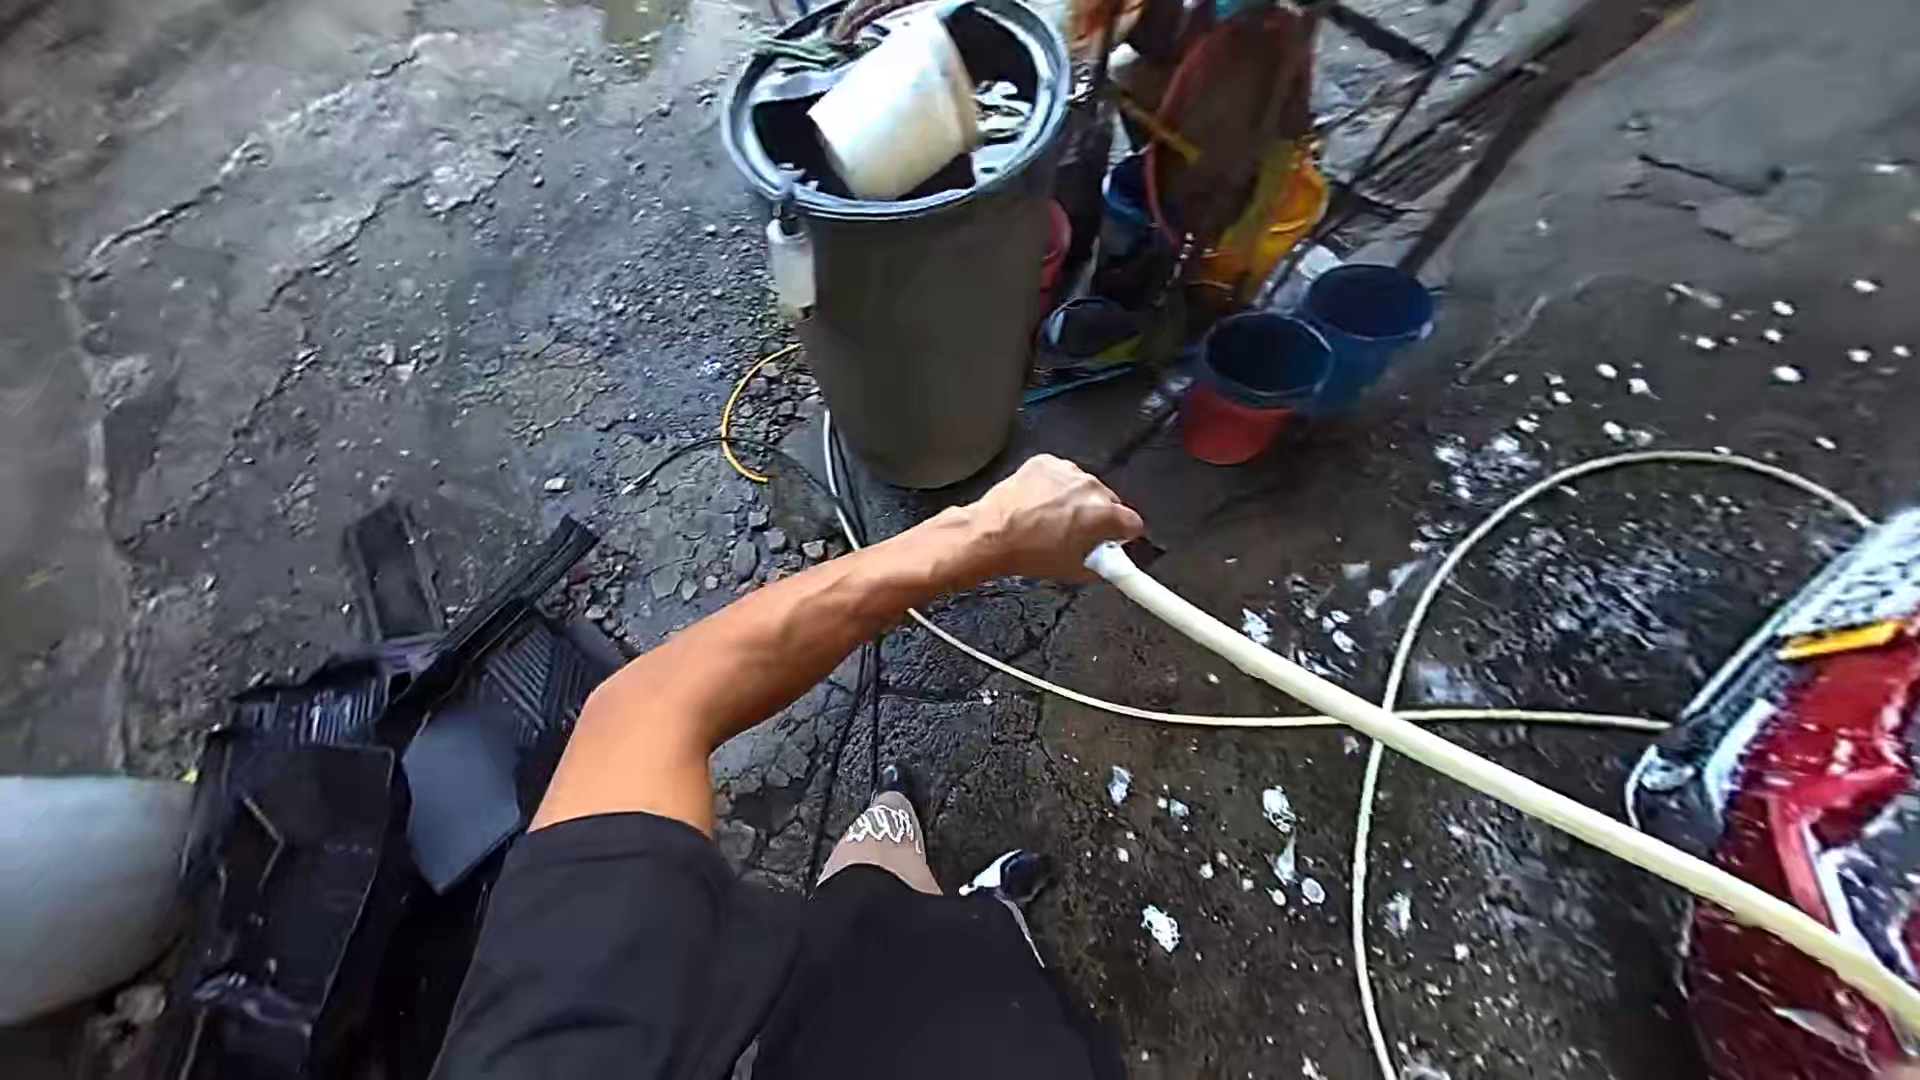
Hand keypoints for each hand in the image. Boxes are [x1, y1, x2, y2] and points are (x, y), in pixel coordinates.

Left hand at [965, 454, 1144, 580]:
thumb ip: (1103, 564)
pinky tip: (1039, 505)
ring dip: (1074, 500)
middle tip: (1076, 534)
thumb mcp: (1075, 570)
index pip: (1133, 522)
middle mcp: (1089, 486)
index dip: (1122, 536)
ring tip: (1050, 520)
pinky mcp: (1045, 463)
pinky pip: (1059, 475)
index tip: (1114, 540)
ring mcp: (1066, 471)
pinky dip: (1053, 487)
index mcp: (1103, 513)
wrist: (991, 535)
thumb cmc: (1027, 552)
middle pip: (1108, 502)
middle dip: (1097, 517)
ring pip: (1082, 487)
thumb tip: (1109, 564)